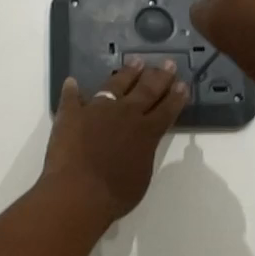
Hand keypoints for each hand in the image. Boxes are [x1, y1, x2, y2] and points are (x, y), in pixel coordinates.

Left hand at [43, 59, 185, 219]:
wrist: (79, 191)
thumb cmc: (115, 194)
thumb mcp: (141, 175)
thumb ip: (142, 153)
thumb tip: (140, 143)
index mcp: (146, 132)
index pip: (166, 110)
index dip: (176, 97)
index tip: (182, 83)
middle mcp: (125, 114)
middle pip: (146, 90)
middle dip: (159, 76)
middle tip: (167, 63)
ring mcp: (97, 110)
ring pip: (115, 85)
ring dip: (127, 73)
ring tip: (135, 61)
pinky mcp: (72, 114)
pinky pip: (71, 98)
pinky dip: (72, 91)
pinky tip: (72, 82)